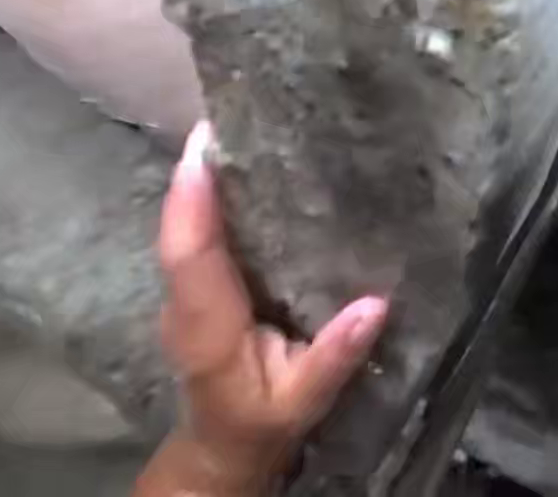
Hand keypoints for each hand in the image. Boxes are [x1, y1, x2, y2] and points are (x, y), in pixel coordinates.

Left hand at [136, 123, 387, 495]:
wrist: (220, 448)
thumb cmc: (260, 423)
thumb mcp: (302, 403)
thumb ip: (334, 358)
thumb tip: (376, 303)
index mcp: (207, 326)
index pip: (191, 256)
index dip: (193, 199)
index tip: (205, 143)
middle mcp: (186, 299)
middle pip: (181, 224)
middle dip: (199, 165)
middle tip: (237, 108)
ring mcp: (187, 288)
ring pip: (187, 221)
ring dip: (205, 171)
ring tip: (245, 121)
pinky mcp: (200, 280)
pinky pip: (200, 227)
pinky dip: (213, 189)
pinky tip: (247, 161)